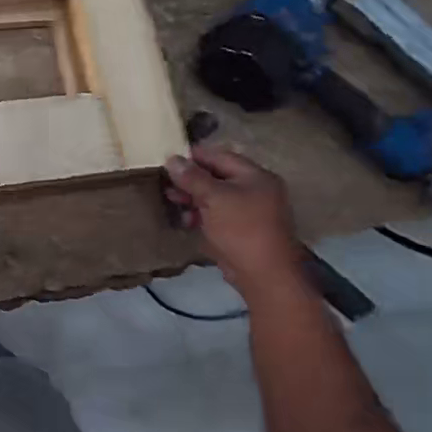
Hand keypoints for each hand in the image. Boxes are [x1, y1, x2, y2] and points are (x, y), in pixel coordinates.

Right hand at [165, 145, 307, 301]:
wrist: (265, 276)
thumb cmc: (241, 228)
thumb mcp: (214, 198)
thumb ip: (192, 177)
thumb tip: (172, 159)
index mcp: (256, 176)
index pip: (221, 156)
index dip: (195, 155)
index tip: (170, 156)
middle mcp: (256, 191)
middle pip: (218, 177)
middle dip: (191, 179)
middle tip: (166, 180)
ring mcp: (250, 213)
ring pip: (216, 198)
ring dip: (193, 197)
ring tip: (171, 198)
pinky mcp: (243, 232)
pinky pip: (218, 216)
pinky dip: (202, 215)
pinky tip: (186, 220)